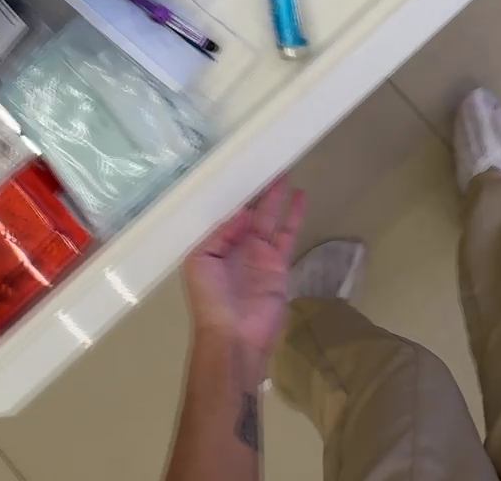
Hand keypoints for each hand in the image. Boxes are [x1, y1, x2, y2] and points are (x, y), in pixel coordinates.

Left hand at [183, 180, 305, 361]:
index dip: (236, 193)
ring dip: (277, 197)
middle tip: (268, 164)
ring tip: (284, 172)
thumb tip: (243, 211)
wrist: (234, 337)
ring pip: (270, 217)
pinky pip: (288, 234)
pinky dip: (294, 215)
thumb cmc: (211, 300)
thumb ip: (220, 233)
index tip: (242, 168)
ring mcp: (260, 253)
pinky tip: (300, 196)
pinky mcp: (279, 263)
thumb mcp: (201, 261)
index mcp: (216, 244)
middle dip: (259, 190)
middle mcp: (238, 245)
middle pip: (251, 210)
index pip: (228, 212)